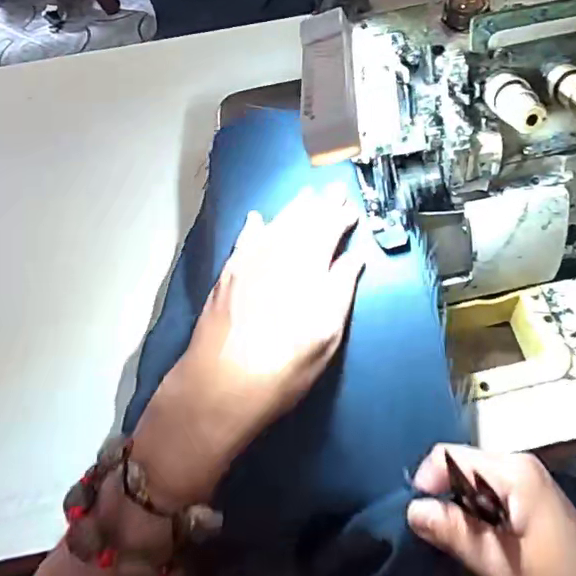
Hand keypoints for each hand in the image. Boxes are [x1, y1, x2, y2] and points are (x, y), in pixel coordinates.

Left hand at [133, 184, 366, 503]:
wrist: (220, 386)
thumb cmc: (284, 364)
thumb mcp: (327, 332)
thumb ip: (341, 287)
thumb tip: (354, 257)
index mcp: (306, 266)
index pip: (327, 229)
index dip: (341, 216)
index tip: (352, 207)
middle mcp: (276, 256)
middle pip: (301, 221)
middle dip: (319, 204)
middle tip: (332, 189)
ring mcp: (247, 264)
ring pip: (274, 225)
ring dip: (292, 209)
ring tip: (305, 195)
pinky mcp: (227, 277)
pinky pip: (243, 241)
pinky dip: (253, 227)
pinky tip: (256, 219)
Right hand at [406, 445, 575, 575]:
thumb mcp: (501, 567)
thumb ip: (456, 533)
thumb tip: (413, 509)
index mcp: (514, 472)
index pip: (450, 456)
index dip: (427, 483)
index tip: (417, 520)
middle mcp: (518, 464)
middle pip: (460, 465)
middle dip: (442, 497)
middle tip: (438, 539)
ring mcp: (525, 479)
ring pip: (472, 480)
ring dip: (459, 508)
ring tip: (458, 544)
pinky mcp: (529, 496)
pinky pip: (487, 491)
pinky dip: (475, 513)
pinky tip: (481, 542)